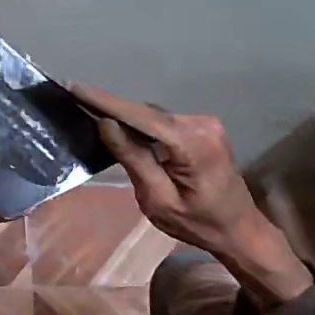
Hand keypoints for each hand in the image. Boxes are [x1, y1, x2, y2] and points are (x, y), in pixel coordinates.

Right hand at [70, 83, 313, 303]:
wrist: (240, 229)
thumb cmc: (198, 224)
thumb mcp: (158, 199)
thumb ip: (133, 158)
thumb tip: (106, 124)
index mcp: (193, 144)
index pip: (141, 116)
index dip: (105, 101)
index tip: (75, 85)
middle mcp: (201, 124)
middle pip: (146, 113)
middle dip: (112, 108)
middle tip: (75, 99)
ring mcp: (206, 123)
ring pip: (154, 116)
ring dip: (127, 117)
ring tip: (91, 112)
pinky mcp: (204, 127)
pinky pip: (164, 121)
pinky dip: (142, 125)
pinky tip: (122, 127)